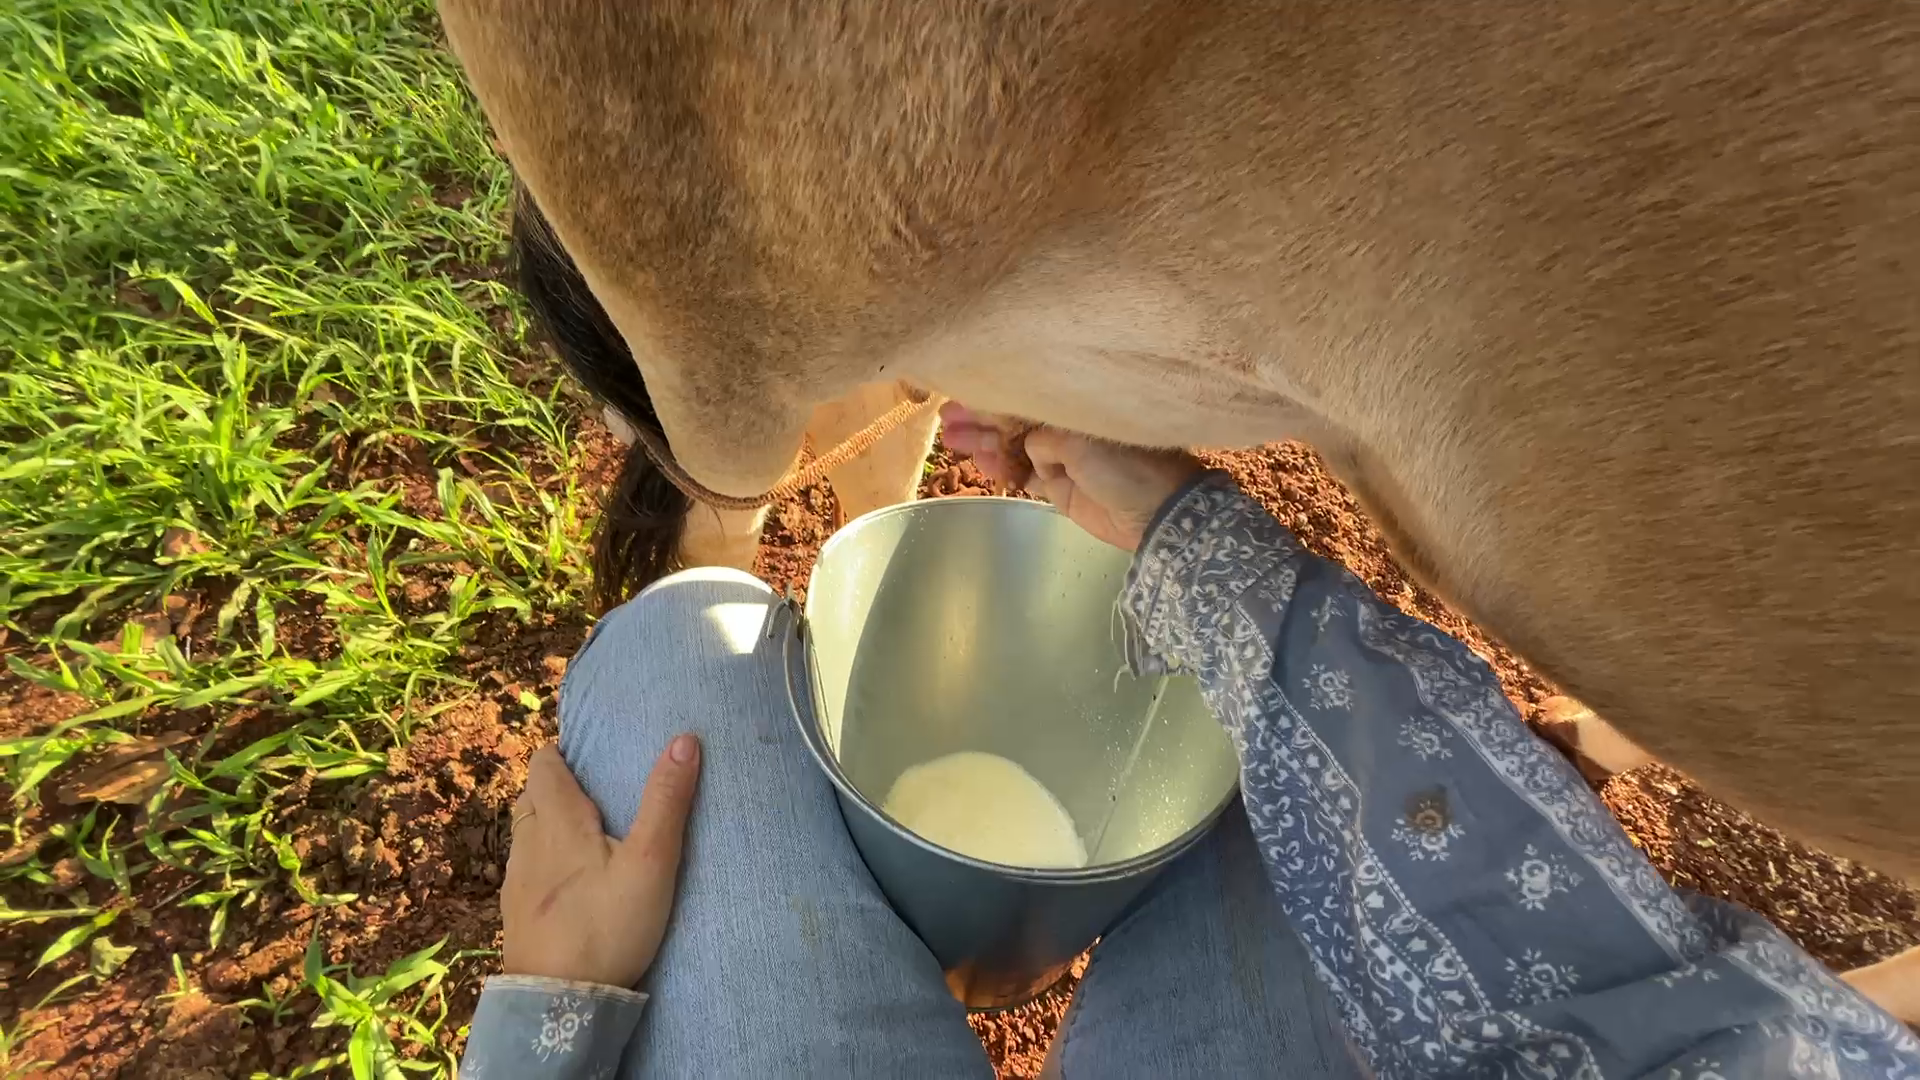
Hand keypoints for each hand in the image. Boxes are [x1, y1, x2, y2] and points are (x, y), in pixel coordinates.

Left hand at [501, 737, 700, 986]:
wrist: (558, 1009)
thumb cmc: (608, 924)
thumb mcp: (651, 860)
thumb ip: (666, 800)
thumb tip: (684, 739)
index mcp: (558, 823)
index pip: (544, 767)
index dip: (561, 752)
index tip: (588, 749)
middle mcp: (528, 845)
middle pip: (530, 796)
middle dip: (554, 782)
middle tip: (593, 784)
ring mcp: (516, 883)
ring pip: (524, 832)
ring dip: (546, 817)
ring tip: (584, 825)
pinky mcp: (516, 915)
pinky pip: (524, 865)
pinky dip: (542, 852)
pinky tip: (568, 874)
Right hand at [940, 403, 1201, 551]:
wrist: (1157, 515)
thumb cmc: (1127, 467)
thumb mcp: (1081, 441)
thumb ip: (1044, 437)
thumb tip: (1027, 448)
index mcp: (1080, 406)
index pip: (1029, 396)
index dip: (996, 396)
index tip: (964, 392)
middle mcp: (1069, 428)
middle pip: (1016, 421)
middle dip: (982, 419)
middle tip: (946, 420)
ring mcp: (1063, 459)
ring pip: (1014, 448)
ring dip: (986, 444)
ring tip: (953, 440)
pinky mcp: (1060, 488)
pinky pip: (1024, 475)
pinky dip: (1003, 470)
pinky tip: (981, 463)